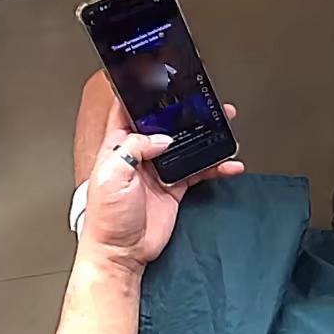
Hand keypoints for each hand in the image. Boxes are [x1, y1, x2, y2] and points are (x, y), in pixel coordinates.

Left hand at [79, 99, 243, 271]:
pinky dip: (215, 167)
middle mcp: (138, 156)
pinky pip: (198, 171)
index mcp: (116, 147)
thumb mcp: (111, 175)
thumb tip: (161, 138)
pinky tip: (228, 164)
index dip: (138, 95)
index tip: (154, 79)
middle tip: (201, 101)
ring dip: (205, 135)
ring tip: (223, 125)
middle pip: (163, 125)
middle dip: (182, 112)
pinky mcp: (174, 188)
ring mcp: (158, 172)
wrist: (121, 253)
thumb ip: (134, 148)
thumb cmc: (105, 219)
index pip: (125, 111)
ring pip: (186, 145)